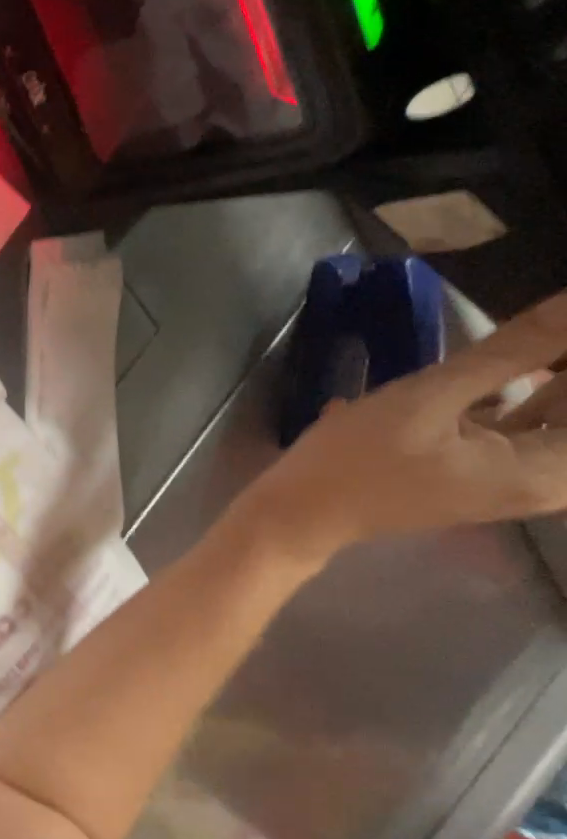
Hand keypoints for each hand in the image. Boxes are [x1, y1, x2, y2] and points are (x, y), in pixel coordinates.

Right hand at [237, 290, 566, 564]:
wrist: (297, 513)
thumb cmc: (353, 460)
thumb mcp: (423, 399)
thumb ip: (511, 351)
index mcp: (554, 470)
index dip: (564, 357)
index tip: (546, 325)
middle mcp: (553, 480)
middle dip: (554, 364)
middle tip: (536, 326)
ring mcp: (519, 479)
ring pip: (557, 414)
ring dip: (543, 377)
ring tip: (522, 337)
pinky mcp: (489, 473)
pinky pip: (531, 427)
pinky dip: (521, 396)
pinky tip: (493, 371)